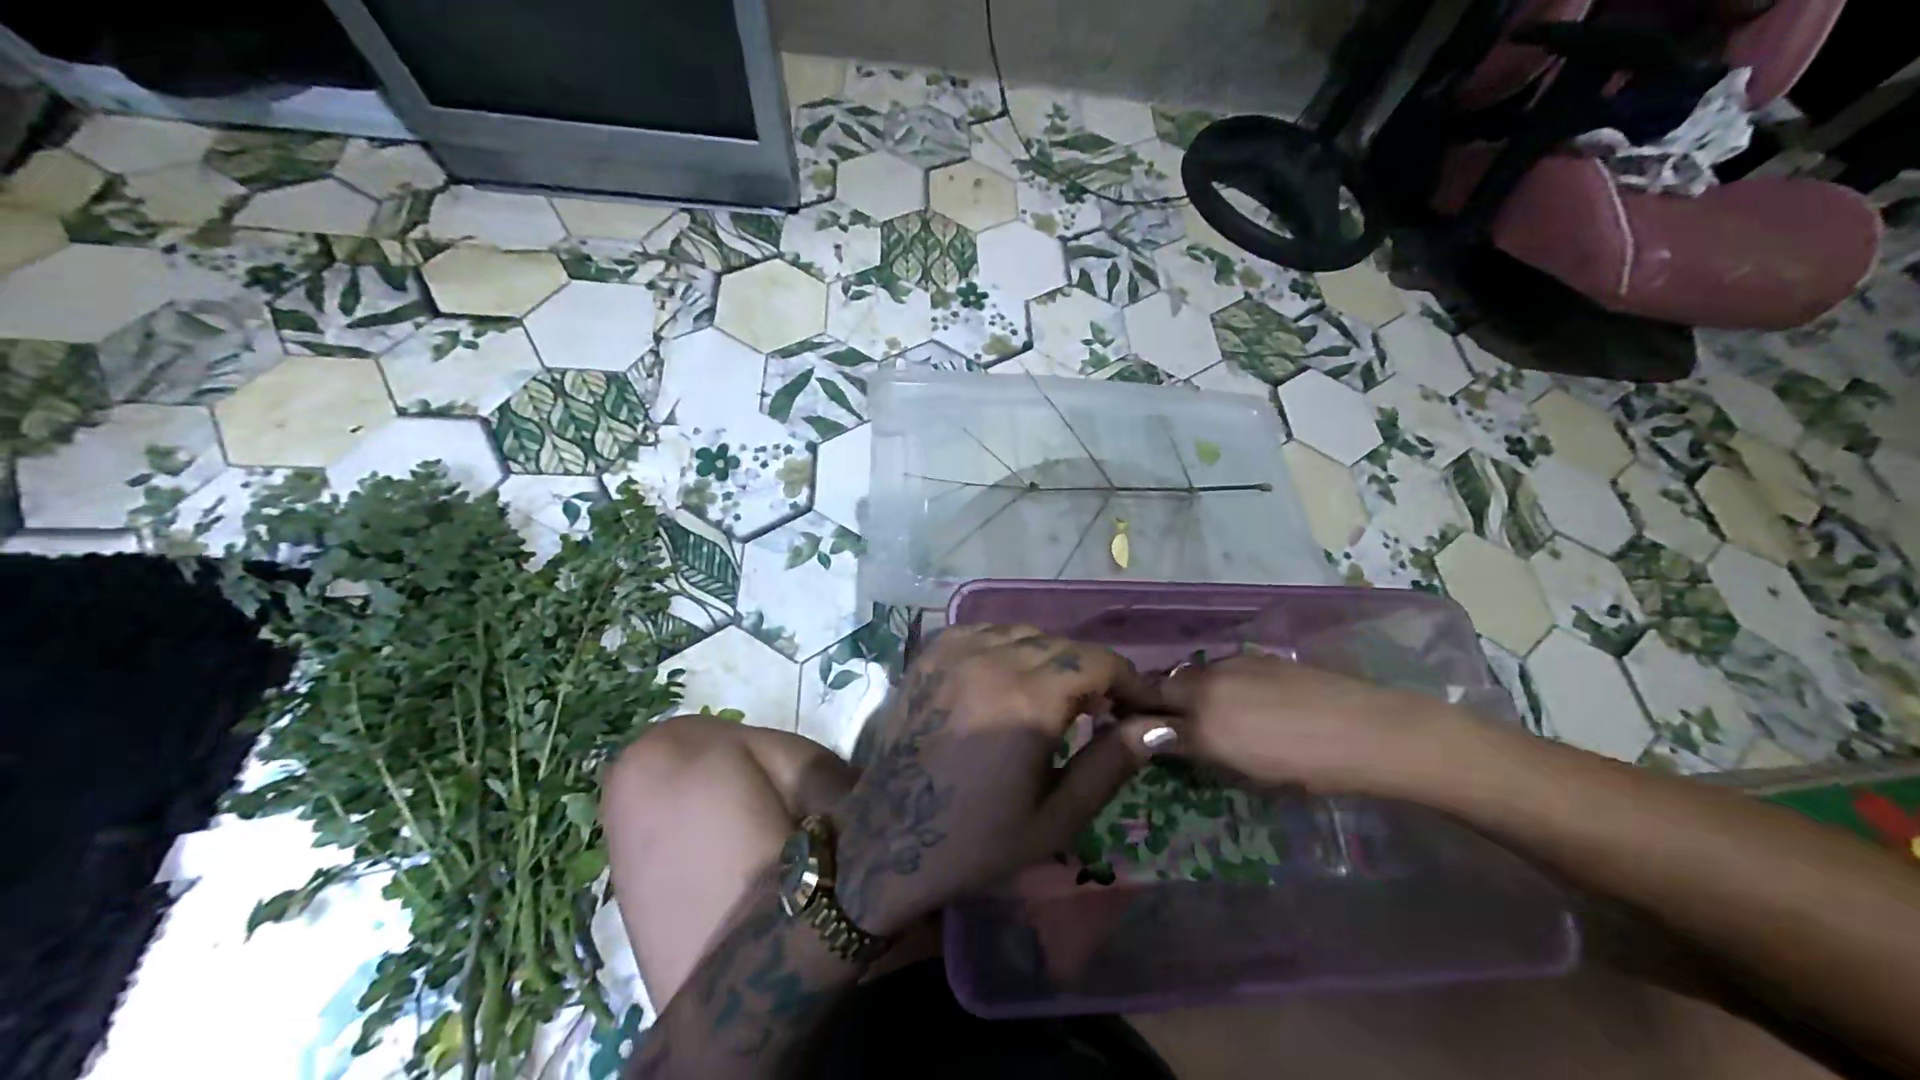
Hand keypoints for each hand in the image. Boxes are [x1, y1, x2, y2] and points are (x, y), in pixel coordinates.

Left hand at [832, 625, 1166, 936]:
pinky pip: (985, 632)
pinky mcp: (929, 655)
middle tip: (1100, 711)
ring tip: (1054, 698)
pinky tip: (1008, 680)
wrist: (888, 839)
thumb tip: (1161, 725)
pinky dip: (1008, 647)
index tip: (1138, 706)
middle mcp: (991, 661)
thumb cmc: (977, 841)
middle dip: (1091, 672)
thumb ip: (1110, 763)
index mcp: (1027, 701)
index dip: (1128, 680)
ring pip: (1025, 633)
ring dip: (1050, 658)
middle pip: (1063, 645)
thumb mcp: (1056, 817)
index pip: (1098, 662)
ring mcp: (954, 653)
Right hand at [1157, 653, 1480, 795]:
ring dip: (1189, 692)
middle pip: (1165, 685)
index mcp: (1201, 716)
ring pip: (1194, 676)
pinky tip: (1245, 702)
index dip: (1134, 718)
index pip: (1147, 709)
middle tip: (1170, 726)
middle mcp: (1209, 682)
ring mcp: (1236, 664)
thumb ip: (1194, 749)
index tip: (1132, 730)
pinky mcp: (1261, 657)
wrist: (1370, 732)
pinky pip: (1222, 669)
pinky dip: (1218, 684)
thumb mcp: (1243, 771)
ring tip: (1211, 716)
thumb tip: (1157, 739)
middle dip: (1157, 701)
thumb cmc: (1307, 768)